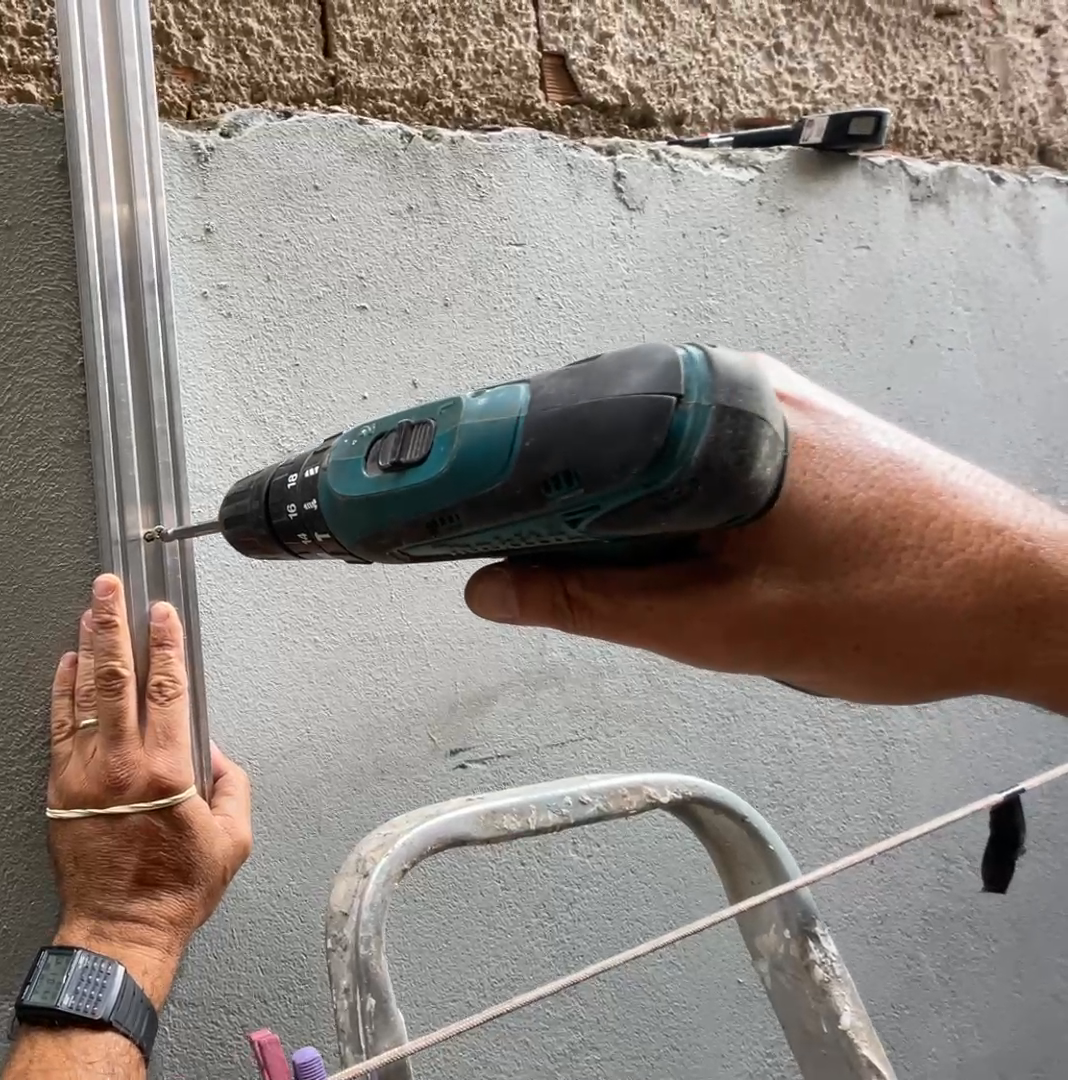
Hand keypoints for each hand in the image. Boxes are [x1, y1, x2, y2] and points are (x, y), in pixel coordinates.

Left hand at [45, 574, 252, 992]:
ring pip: (84, 693)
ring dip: (87, 646)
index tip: (162, 614)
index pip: (167, 689)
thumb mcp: (232, 841)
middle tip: (109, 588)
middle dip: (113, 624)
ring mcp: (84, 770)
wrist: (119, 926)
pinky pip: (58, 725)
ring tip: (88, 610)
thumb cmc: (175, 889)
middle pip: (116, 676)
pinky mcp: (60, 785)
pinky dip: (61, 690)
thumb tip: (213, 749)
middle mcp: (122, 762)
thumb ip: (231, 784)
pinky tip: (66, 662)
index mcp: (167, 770)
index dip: (165, 645)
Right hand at [463, 353, 1067, 708]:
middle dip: (518, 483)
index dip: (480, 466)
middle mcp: (724, 388)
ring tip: (531, 538)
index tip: (428, 499)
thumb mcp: (722, 626)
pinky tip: (607, 530)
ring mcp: (746, 401)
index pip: (552, 428)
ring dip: (567, 487)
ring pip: (610, 440)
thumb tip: (486, 592)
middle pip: (572, 428)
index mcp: (712, 415)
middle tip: (473, 532)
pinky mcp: (762, 426)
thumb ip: (591, 605)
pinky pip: (654, 448)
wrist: (1040, 605)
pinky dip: (614, 487)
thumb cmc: (904, 608)